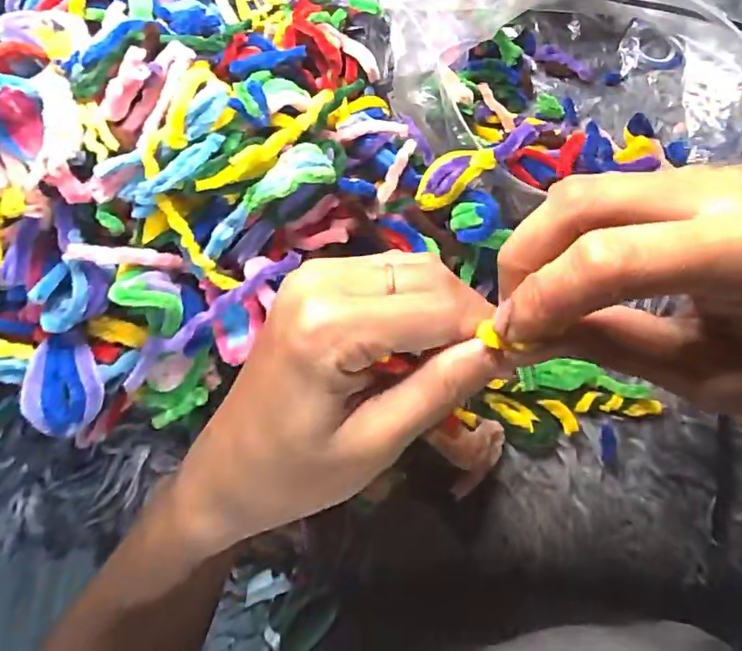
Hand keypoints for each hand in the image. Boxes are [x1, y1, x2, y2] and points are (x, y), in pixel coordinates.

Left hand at [164, 252, 499, 552]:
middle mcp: (321, 278)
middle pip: (426, 274)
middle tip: (480, 363)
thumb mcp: (376, 443)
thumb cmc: (295, 475)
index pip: (436, 306)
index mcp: (329, 324)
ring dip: (442, 305)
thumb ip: (441, 388)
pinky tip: (413, 341)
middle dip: (464, 314)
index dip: (484, 327)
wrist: (225, 472)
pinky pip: (387, 272)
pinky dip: (414, 300)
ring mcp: (315, 270)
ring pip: (411, 267)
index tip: (516, 357)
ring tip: (448, 357)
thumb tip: (503, 347)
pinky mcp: (317, 275)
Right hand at [494, 165, 741, 422]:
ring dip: (543, 239)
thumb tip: (518, 333)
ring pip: (588, 189)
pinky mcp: (693, 171)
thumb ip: (606, 343)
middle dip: (529, 254)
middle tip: (510, 309)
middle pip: (586, 202)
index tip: (508, 334)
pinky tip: (566, 268)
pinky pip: (608, 192)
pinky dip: (571, 230)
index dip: (547, 293)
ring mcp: (707, 170)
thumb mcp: (699, 380)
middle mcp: (721, 189)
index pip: (612, 257)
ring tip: (532, 293)